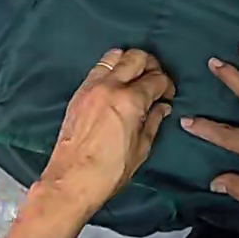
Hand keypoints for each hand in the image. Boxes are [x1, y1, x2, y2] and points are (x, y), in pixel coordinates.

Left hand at [33, 48, 173, 216]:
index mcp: (131, 100)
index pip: (157, 78)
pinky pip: (98, 68)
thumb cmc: (110, 170)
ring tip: (135, 77)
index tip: (167, 96)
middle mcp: (111, 87)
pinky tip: (117, 84)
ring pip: (115, 55)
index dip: (167, 86)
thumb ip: (154, 120)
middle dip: (152, 65)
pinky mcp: (79, 93)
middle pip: (137, 57)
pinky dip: (111, 69)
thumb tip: (162, 107)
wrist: (71, 181)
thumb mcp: (142, 147)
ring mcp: (92, 87)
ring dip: (129, 62)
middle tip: (155, 81)